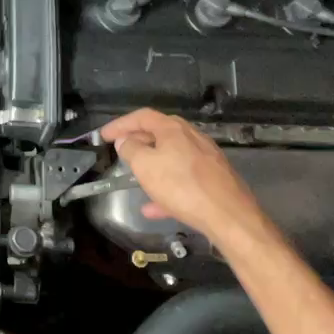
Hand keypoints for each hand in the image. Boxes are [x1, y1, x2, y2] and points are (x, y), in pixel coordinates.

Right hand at [100, 108, 275, 248]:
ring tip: (136, 178)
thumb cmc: (182, 186)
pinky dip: (167, 189)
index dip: (120, 124)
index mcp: (173, 129)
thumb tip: (126, 140)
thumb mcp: (145, 166)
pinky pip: (184, 180)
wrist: (230, 217)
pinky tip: (154, 208)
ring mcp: (206, 158)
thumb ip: (131, 149)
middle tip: (120, 151)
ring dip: (153, 166)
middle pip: (159, 134)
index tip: (103, 135)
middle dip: (138, 142)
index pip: (142, 116)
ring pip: (172, 158)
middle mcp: (192, 138)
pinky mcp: (215, 180)